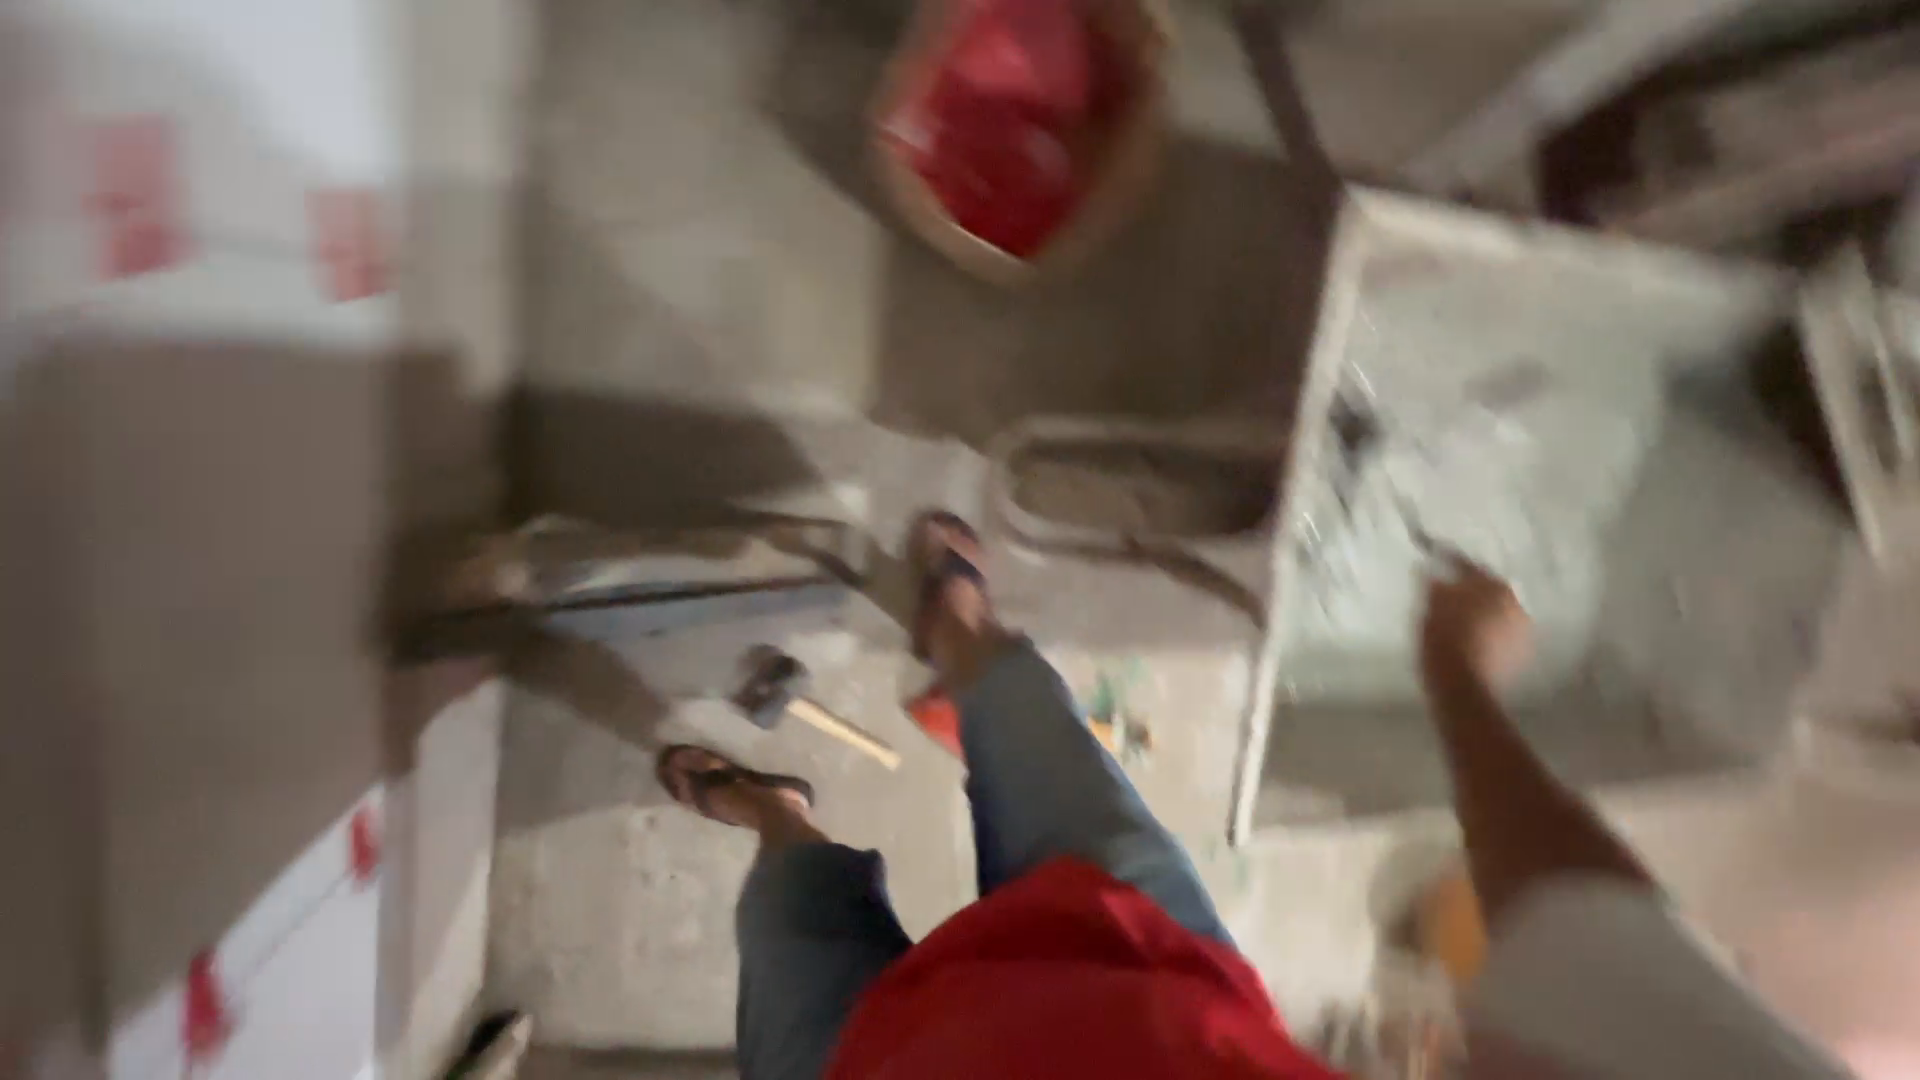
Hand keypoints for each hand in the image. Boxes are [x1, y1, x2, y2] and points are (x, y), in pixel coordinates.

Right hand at [1420, 556, 1532, 688]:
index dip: (1451, 561)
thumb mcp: (1427, 610)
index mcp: (1492, 588)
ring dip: (1481, 609)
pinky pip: (1501, 630)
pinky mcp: (1520, 651)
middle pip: (1488, 588)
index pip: (1469, 566)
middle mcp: (1514, 603)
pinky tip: (1470, 635)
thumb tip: (1430, 570)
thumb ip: (1432, 586)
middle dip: (1471, 588)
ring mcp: (1521, 628)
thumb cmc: (1442, 642)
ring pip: (1497, 610)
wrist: (1463, 686)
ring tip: (1459, 615)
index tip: (1437, 557)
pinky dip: (1487, 629)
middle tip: (1449, 590)